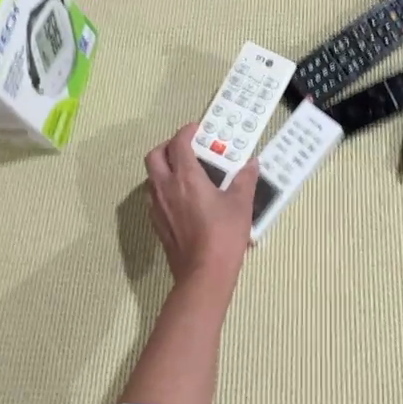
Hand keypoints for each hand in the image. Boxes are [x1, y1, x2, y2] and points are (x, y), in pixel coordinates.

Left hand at [144, 123, 256, 290]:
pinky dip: (164, 189)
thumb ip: (245, 180)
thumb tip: (251, 164)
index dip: (186, 132)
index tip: (197, 129)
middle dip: (168, 146)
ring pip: (151, 177)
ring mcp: (158, 208)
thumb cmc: (223, 235)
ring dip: (164, 168)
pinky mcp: (157, 224)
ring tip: (185, 172)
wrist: (204, 274)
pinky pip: (154, 197)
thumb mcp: (241, 204)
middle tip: (186, 148)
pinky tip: (183, 198)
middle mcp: (166, 188)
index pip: (178, 144)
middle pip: (154, 156)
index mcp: (186, 177)